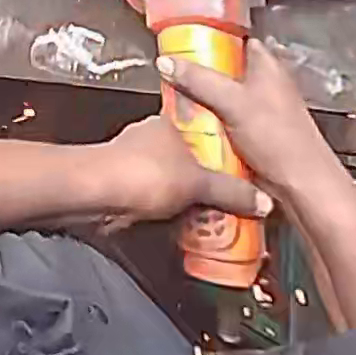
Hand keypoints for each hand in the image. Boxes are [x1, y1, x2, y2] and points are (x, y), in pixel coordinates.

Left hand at [90, 115, 272, 229]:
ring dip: (192, 202)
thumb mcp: (197, 182)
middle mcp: (151, 142)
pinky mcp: (128, 191)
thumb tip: (261, 200)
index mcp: (167, 125)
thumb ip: (230, 191)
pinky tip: (191, 229)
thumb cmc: (140, 173)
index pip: (203, 132)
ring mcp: (138, 166)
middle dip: (210, 183)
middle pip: (191, 162)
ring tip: (222, 220)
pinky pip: (161, 204)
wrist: (94, 195)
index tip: (248, 170)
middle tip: (239, 203)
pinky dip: (174, 216)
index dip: (225, 151)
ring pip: (175, 184)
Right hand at [154, 40, 345, 200]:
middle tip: (170, 70)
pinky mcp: (243, 134)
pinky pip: (214, 120)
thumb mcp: (233, 102)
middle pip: (220, 69)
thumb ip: (198, 80)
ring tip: (171, 96)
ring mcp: (252, 111)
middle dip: (195, 71)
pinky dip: (200, 121)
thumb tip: (165, 62)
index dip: (211, 37)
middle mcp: (260, 86)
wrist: (298, 190)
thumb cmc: (281, 141)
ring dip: (195, 99)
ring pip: (214, 96)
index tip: (182, 37)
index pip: (236, 40)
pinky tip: (184, 123)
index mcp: (266, 68)